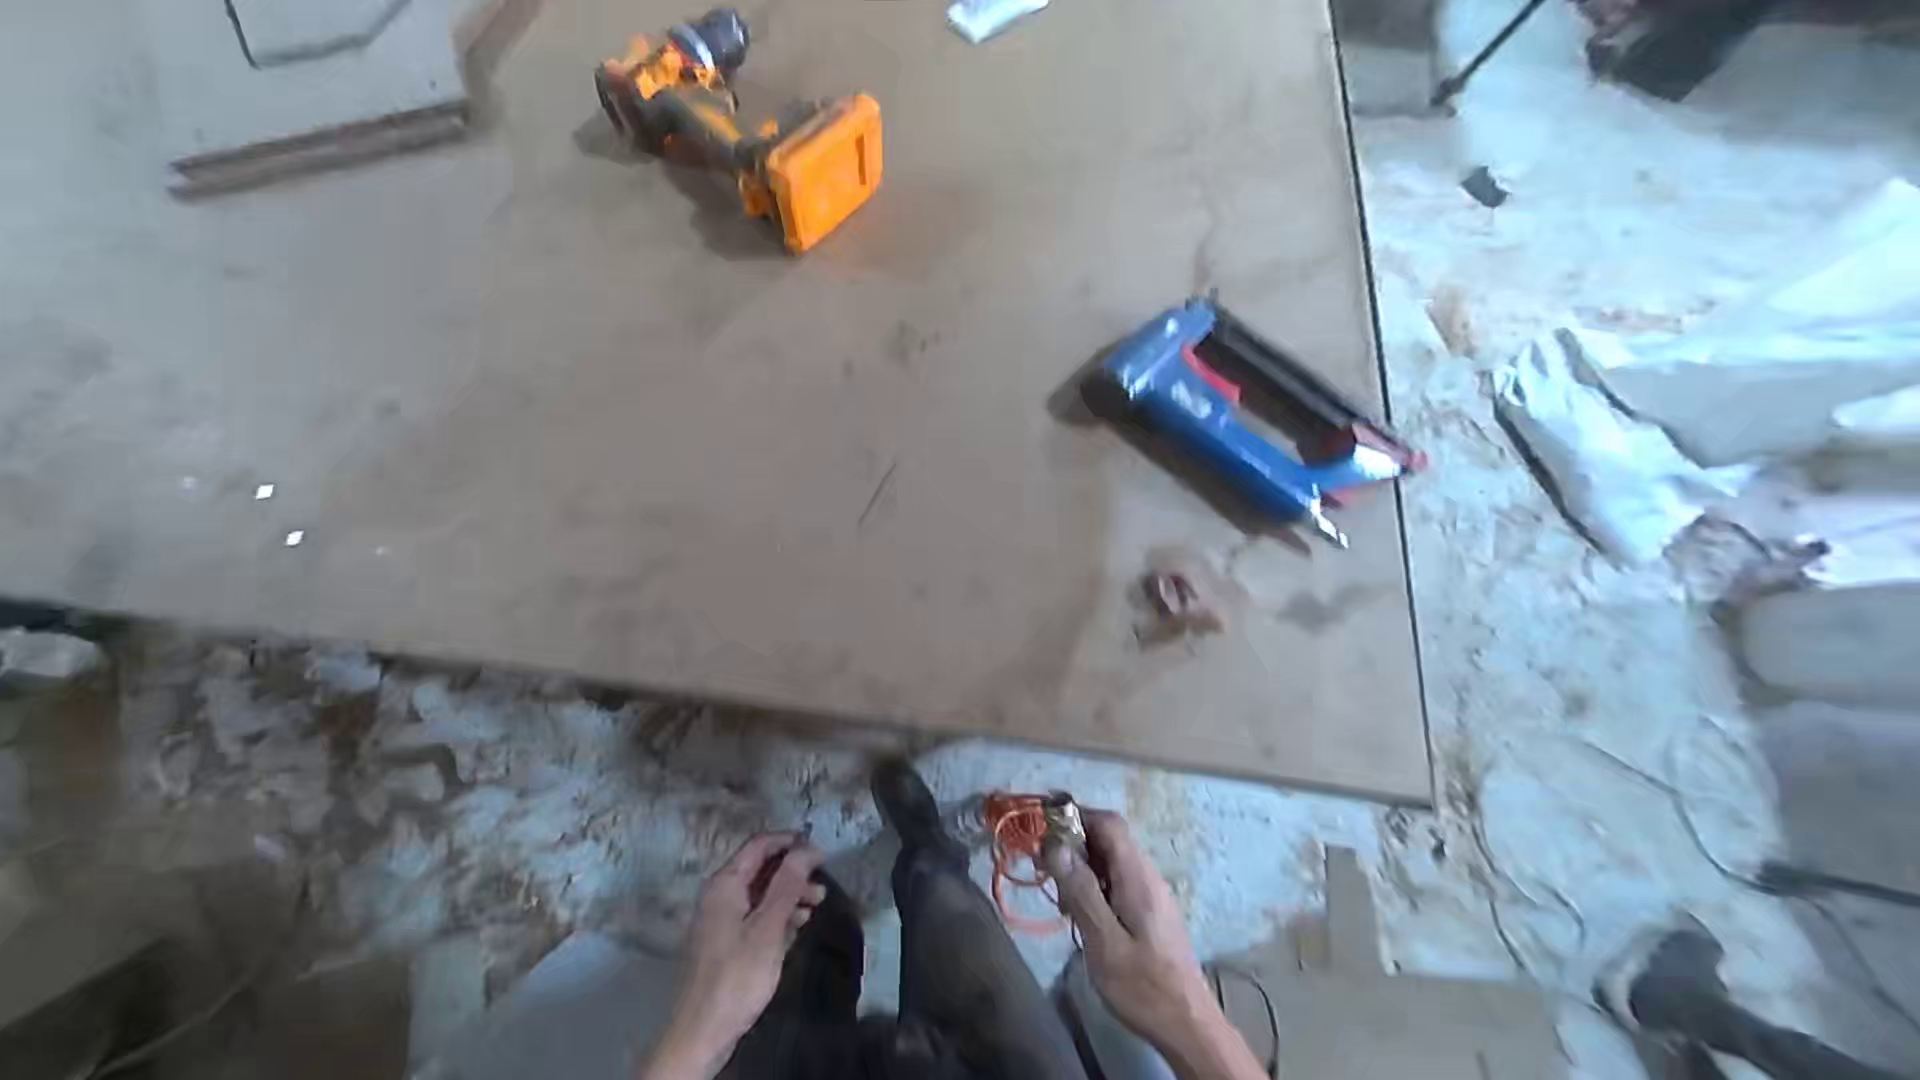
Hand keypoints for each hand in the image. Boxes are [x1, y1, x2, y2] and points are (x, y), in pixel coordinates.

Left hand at [641, 833, 826, 1079]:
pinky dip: (778, 913)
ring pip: (761, 892)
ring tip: (817, 903)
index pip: (759, 844)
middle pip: (761, 867)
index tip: (819, 851)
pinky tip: (798, 924)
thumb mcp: (768, 926)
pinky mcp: (726, 942)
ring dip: (790, 892)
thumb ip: (788, 883)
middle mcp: (720, 894)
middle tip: (822, 881)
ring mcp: (721, 919)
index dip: (790, 841)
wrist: (701, 1035)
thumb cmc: (736, 976)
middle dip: (793, 870)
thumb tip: (808, 847)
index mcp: (725, 884)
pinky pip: (756, 914)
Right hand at [1049, 810, 1264, 1079]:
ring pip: (1110, 860)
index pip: (1108, 822)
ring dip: (1082, 868)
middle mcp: (1146, 876)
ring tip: (1061, 899)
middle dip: (1074, 844)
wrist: (1189, 1028)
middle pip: (1108, 838)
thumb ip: (1081, 891)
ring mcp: (1151, 893)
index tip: (1045, 831)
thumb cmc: (1144, 987)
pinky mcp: (1149, 911)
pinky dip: (1094, 886)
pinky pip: (1117, 881)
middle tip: (1045, 869)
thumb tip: (1056, 845)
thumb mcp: (1104, 942)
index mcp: (1137, 876)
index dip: (1076, 816)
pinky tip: (1081, 914)